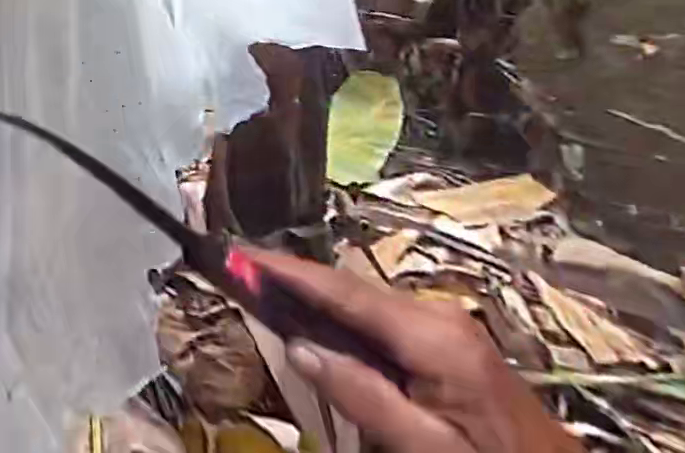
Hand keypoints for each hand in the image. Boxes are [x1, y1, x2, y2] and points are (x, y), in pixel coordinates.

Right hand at [250, 251, 579, 452]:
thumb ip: (363, 395)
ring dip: (313, 298)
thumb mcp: (429, 450)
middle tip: (240, 273)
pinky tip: (316, 325)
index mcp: (431, 334)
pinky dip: (340, 318)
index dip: (284, 268)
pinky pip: (378, 320)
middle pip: (346, 288)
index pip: (339, 289)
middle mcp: (434, 313)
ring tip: (266, 292)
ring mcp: (443, 324)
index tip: (237, 252)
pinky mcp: (447, 340)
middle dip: (292, 280)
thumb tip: (296, 345)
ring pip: (360, 302)